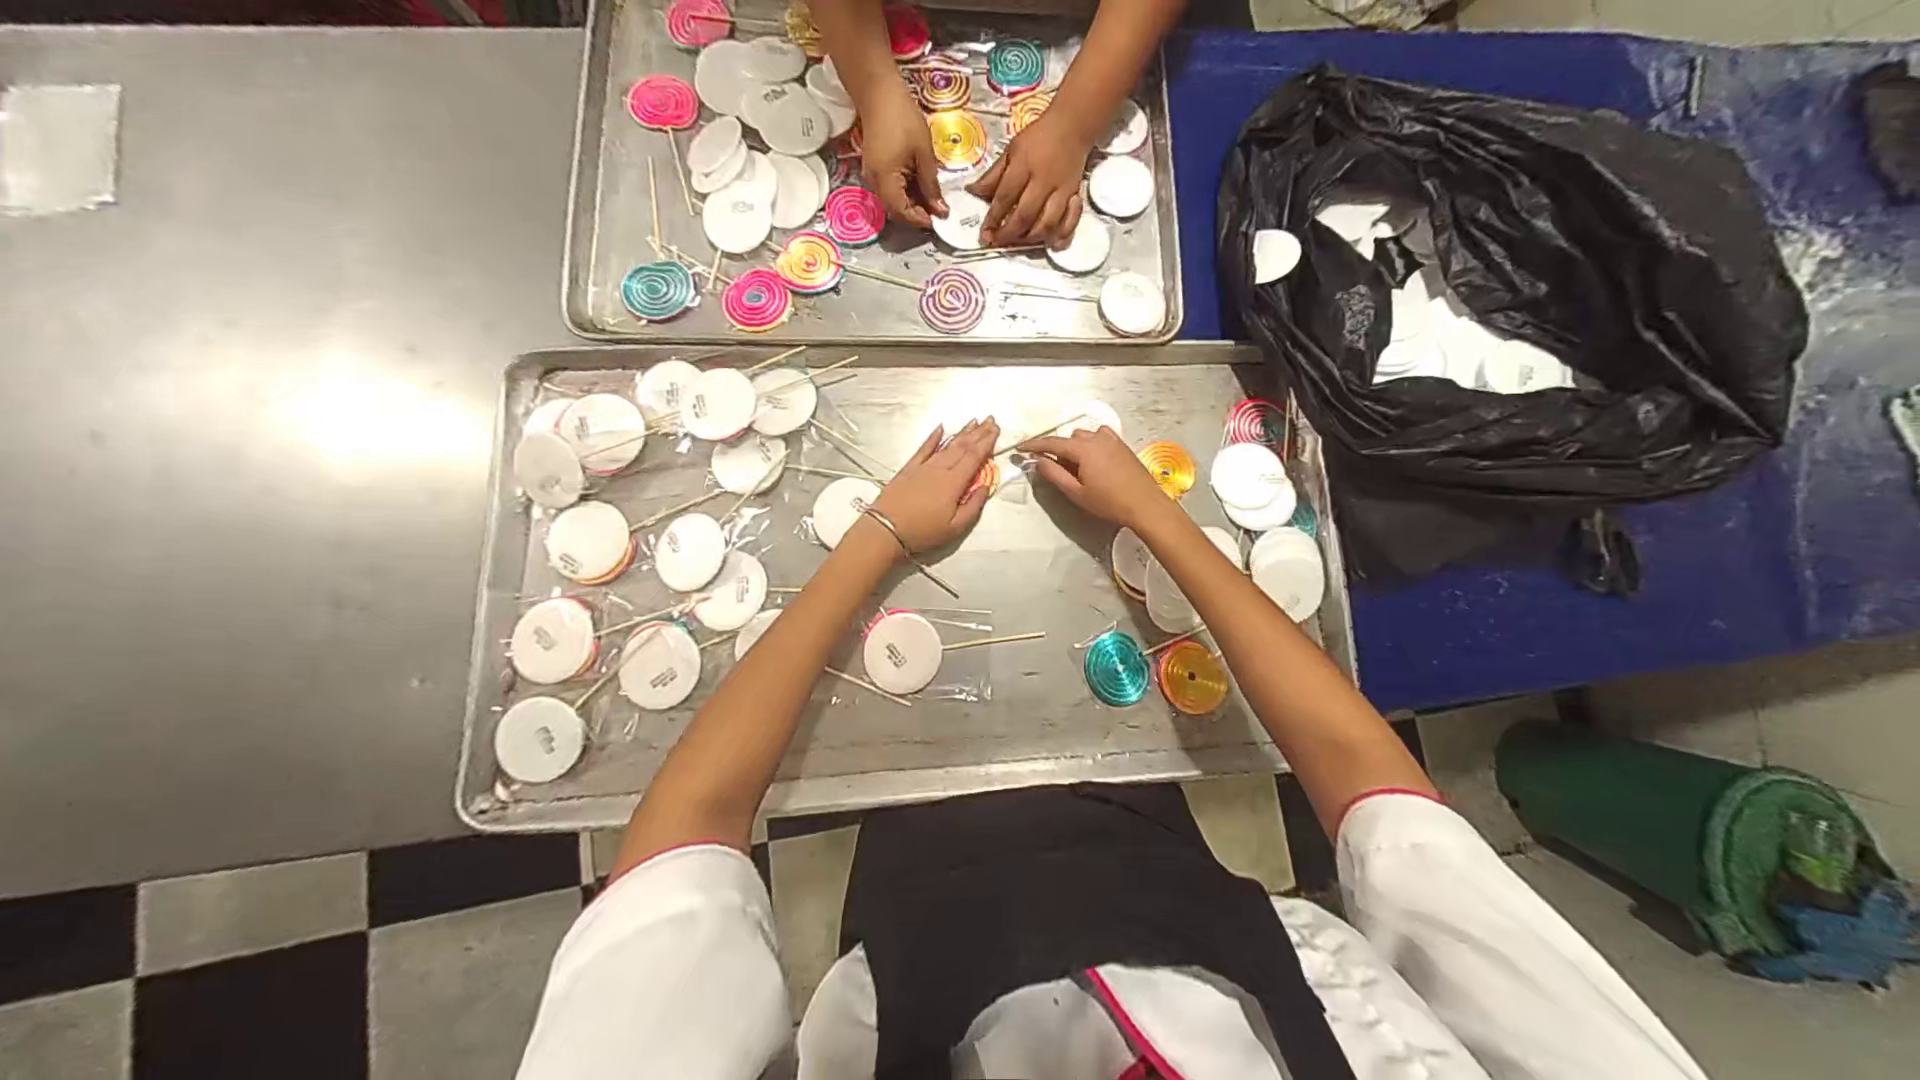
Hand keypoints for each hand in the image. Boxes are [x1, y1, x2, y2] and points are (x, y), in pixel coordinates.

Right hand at [860, 90, 947, 228]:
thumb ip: (931, 185)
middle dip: (916, 215)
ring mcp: (872, 177)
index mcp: (885, 180)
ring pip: (892, 202)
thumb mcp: (924, 153)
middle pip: (896, 211)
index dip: (920, 220)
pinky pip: (889, 190)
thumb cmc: (902, 118)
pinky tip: (919, 187)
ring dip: (911, 205)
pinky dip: (905, 194)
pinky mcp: (874, 170)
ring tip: (931, 199)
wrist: (878, 92)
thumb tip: (940, 210)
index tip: (938, 219)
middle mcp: (874, 183)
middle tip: (937, 211)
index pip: (902, 213)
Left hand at [869, 418, 999, 551]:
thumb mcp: (955, 528)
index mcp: (953, 482)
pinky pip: (923, 449)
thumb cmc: (923, 532)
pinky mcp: (909, 469)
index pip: (974, 457)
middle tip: (990, 420)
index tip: (996, 429)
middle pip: (962, 447)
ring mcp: (923, 467)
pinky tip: (940, 428)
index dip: (987, 442)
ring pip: (946, 445)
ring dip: (961, 433)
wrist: (886, 529)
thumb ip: (973, 506)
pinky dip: (933, 437)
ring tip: (973, 422)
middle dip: (978, 433)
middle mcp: (939, 469)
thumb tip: (986, 487)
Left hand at [966, 111, 1089, 247]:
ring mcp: (1062, 191)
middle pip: (1025, 216)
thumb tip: (972, 191)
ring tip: (1017, 241)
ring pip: (1046, 225)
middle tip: (997, 242)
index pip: (1005, 197)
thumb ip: (993, 175)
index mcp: (1024, 165)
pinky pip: (1069, 223)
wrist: (1072, 126)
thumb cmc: (1038, 139)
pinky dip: (1059, 236)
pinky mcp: (1075, 197)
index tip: (984, 233)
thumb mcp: (1011, 150)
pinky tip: (1048, 241)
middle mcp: (1043, 181)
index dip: (993, 218)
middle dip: (1008, 234)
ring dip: (1030, 239)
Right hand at [1019, 426, 1168, 530]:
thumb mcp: (1076, 493)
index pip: (1052, 443)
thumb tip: (1038, 461)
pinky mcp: (1122, 445)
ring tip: (1078, 469)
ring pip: (1084, 437)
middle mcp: (1097, 438)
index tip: (1020, 448)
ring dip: (1075, 448)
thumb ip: (1054, 474)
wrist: (1145, 505)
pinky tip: (1094, 462)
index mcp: (1083, 449)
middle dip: (1058, 451)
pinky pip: (1099, 438)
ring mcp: (1112, 439)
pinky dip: (1090, 445)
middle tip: (1057, 471)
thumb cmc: (1109, 502)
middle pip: (1069, 439)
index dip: (1034, 446)